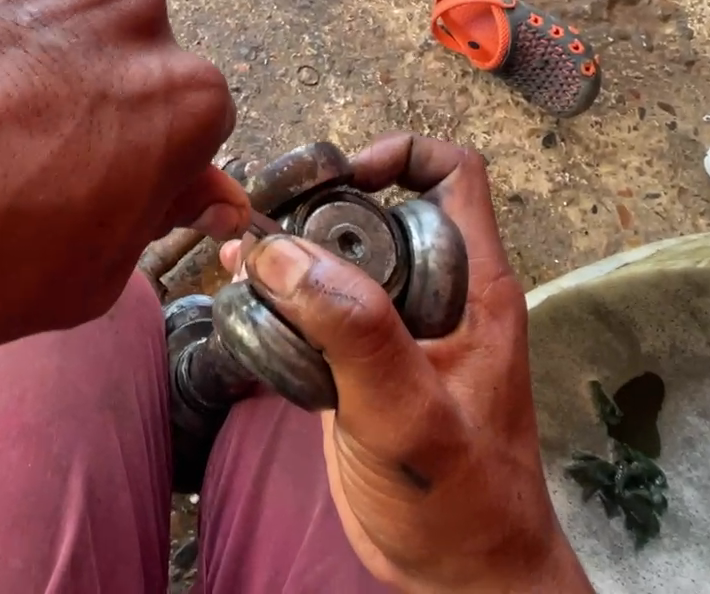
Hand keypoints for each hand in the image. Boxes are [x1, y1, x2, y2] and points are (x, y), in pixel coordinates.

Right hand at [221, 134, 589, 592]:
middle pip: (373, 208)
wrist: (455, 572)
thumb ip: (354, 331)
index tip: (340, 182)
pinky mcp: (354, 353)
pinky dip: (275, 291)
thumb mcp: (410, 414)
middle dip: (316, 207)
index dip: (398, 156)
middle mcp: (430, 288)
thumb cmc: (459, 500)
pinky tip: (241, 299)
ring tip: (238, 260)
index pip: (452, 175)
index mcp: (471, 283)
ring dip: (285, 249)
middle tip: (262, 226)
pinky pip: (312, 299)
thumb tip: (280, 251)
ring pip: (334, 252)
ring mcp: (389, 321)